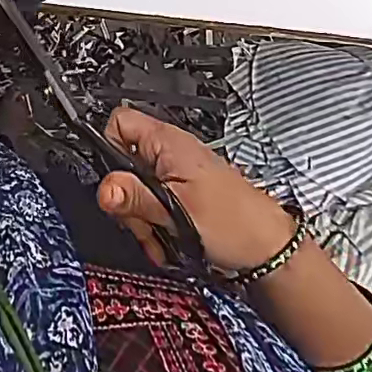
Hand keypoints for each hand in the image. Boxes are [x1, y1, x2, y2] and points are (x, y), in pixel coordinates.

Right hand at [97, 106, 297, 271]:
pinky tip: (167, 239)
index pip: (119, 123)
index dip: (108, 149)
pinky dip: (154, 224)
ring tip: (161, 234)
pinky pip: (151, 203)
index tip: (117, 183)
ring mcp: (175, 172)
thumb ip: (135, 198)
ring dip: (141, 217)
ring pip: (135, 188)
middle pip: (122, 163)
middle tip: (144, 217)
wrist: (267, 248)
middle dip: (128, 198)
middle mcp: (170, 151)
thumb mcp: (176, 212)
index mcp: (168, 142)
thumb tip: (104, 189)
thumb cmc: (236, 222)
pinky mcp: (180, 191)